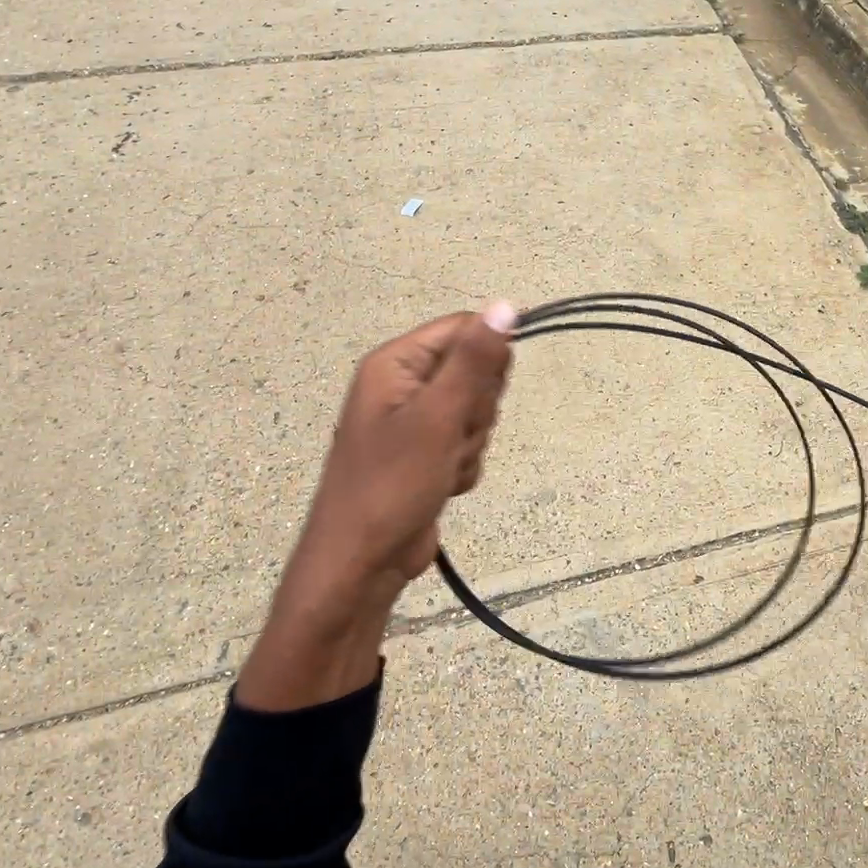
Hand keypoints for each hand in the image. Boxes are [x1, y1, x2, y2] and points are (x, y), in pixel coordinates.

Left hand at [236, 302, 516, 710]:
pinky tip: (443, 484)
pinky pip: (467, 442)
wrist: (361, 563)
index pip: (464, 328)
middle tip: (451, 436)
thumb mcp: (439, 416)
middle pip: (476, 370)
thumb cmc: (393, 484)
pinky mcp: (426, 454)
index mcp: (396, 362)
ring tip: (441, 467)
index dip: (487, 357)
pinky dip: (464, 464)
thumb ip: (475, 359)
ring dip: (471, 442)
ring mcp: (414, 422)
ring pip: (476, 411)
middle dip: (477, 409)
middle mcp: (404, 384)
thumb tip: (506, 304)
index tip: (485, 392)